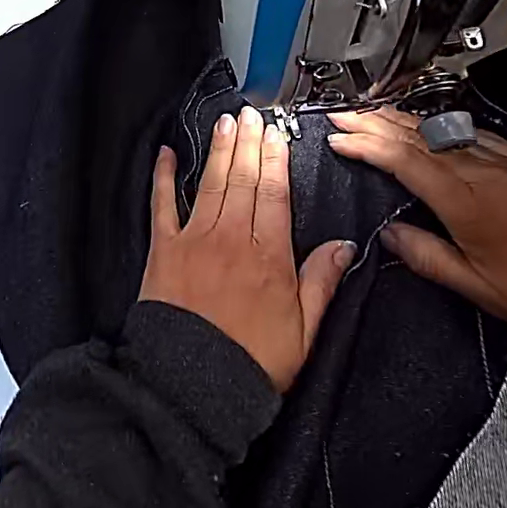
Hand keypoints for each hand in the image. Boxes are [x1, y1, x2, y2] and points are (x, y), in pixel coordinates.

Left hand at [139, 107, 356, 391]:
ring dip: (219, 149)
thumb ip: (322, 282)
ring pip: (211, 183)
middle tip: (252, 114)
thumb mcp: (302, 331)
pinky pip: (162, 205)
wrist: (190, 393)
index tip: (277, 135)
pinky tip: (167, 154)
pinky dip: (163, 177)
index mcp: (268, 257)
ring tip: (226, 122)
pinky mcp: (164, 251)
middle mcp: (232, 239)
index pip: (275, 193)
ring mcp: (196, 241)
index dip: (276, 159)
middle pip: (244, 179)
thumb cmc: (248, 365)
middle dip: (249, 142)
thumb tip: (344, 247)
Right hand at [327, 108, 506, 330]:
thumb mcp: (480, 286)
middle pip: (416, 134)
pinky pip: (471, 131)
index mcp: (462, 199)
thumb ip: (428, 256)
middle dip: (375, 121)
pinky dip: (442, 125)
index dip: (366, 144)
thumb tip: (392, 236)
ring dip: (404, 118)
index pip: (401, 159)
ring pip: (441, 128)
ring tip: (378, 113)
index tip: (341, 139)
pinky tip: (435, 124)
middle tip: (347, 115)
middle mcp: (480, 169)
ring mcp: (503, 159)